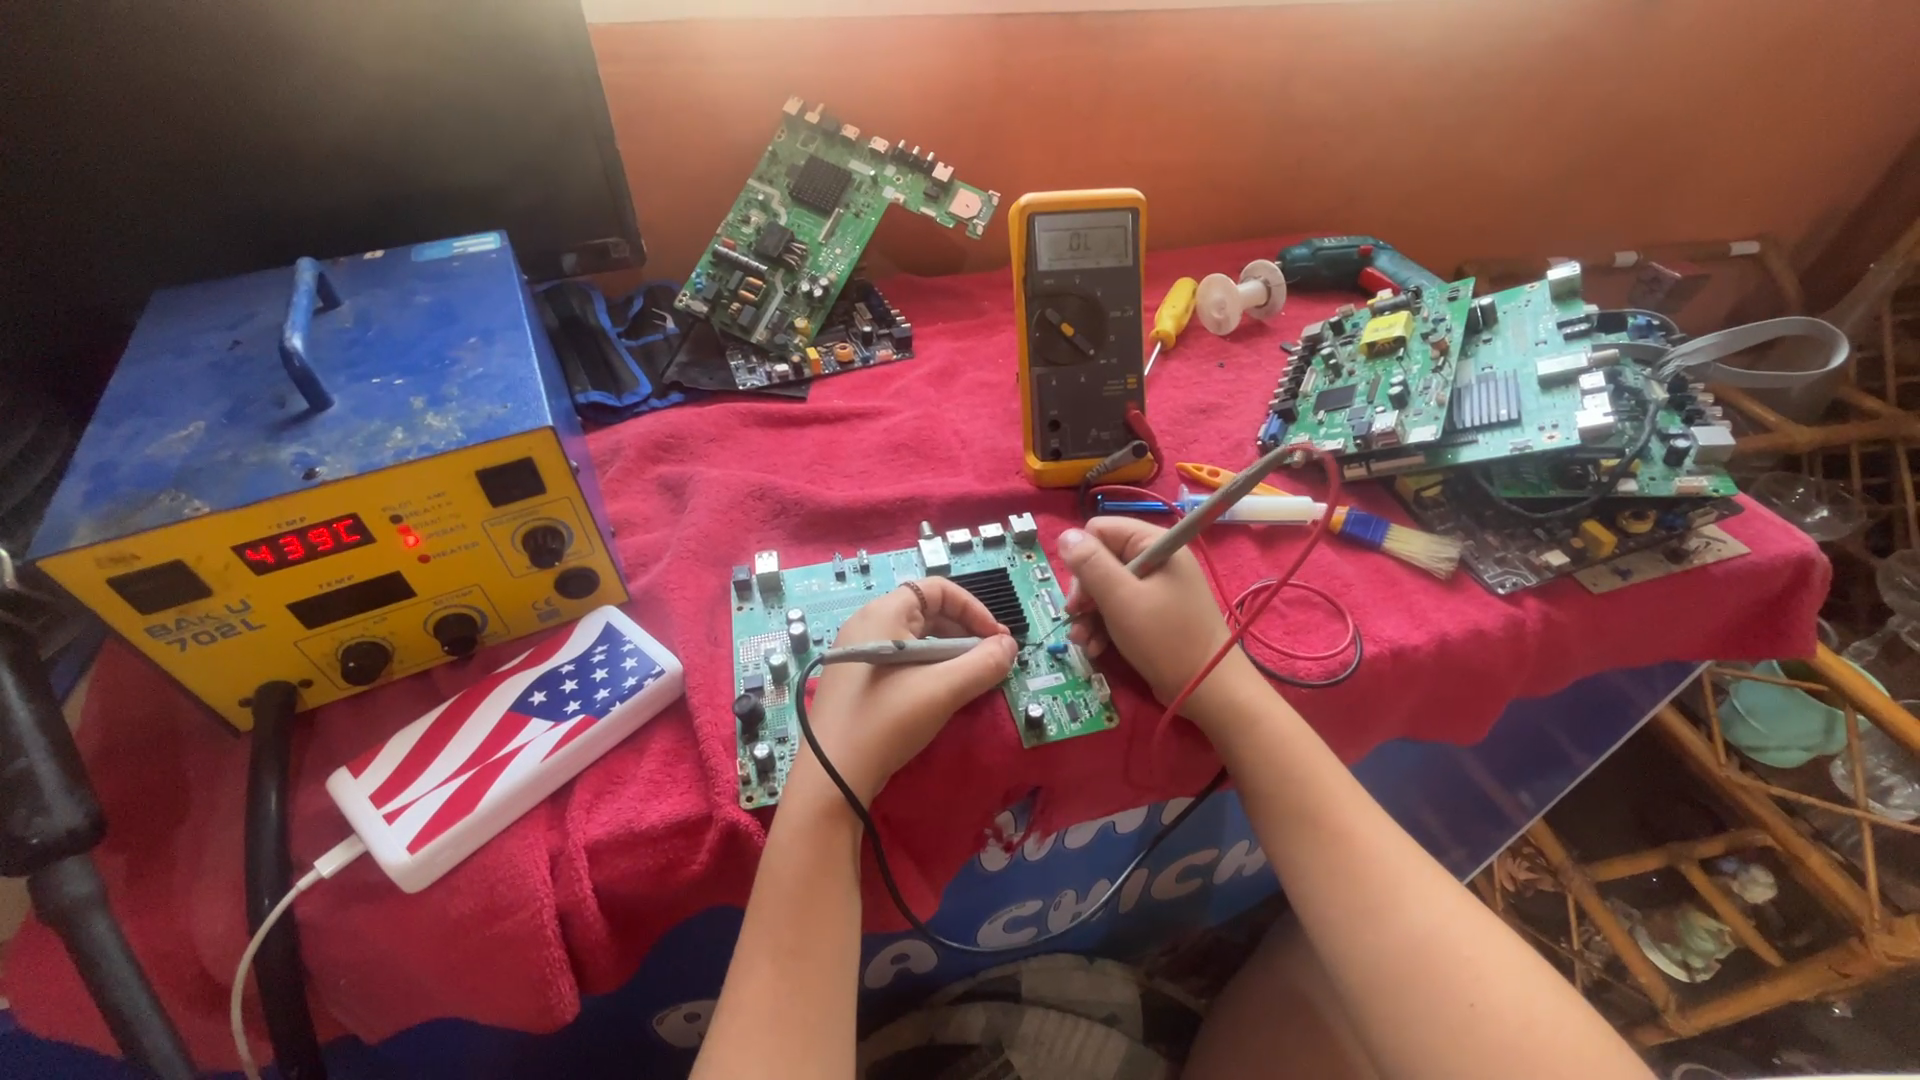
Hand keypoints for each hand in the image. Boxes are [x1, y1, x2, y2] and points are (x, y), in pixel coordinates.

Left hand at [788, 579, 1017, 809]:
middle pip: (929, 612)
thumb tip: (1009, 646)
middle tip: (991, 662)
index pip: (938, 589)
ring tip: (973, 680)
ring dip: (951, 653)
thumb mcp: (943, 690)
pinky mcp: (859, 680)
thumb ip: (983, 663)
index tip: (997, 639)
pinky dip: (930, 669)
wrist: (833, 776)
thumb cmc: (887, 720)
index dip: (974, 609)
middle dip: (966, 633)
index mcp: (884, 613)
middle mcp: (868, 624)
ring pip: (918, 639)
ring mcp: (861, 652)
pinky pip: (903, 660)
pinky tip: (944, 694)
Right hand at [1058, 518, 1265, 729]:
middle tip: (1077, 617)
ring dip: (1088, 614)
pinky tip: (1095, 647)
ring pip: (1105, 588)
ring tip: (1083, 641)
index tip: (1078, 593)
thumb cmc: (1164, 638)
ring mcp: (1155, 588)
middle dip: (1084, 592)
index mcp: (1155, 544)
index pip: (1101, 530)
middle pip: (1100, 561)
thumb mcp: (1121, 599)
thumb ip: (1090, 564)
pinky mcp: (1152, 614)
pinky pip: (1118, 609)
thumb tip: (1065, 536)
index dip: (1082, 558)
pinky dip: (1102, 627)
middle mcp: (1155, 560)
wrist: (1206, 688)